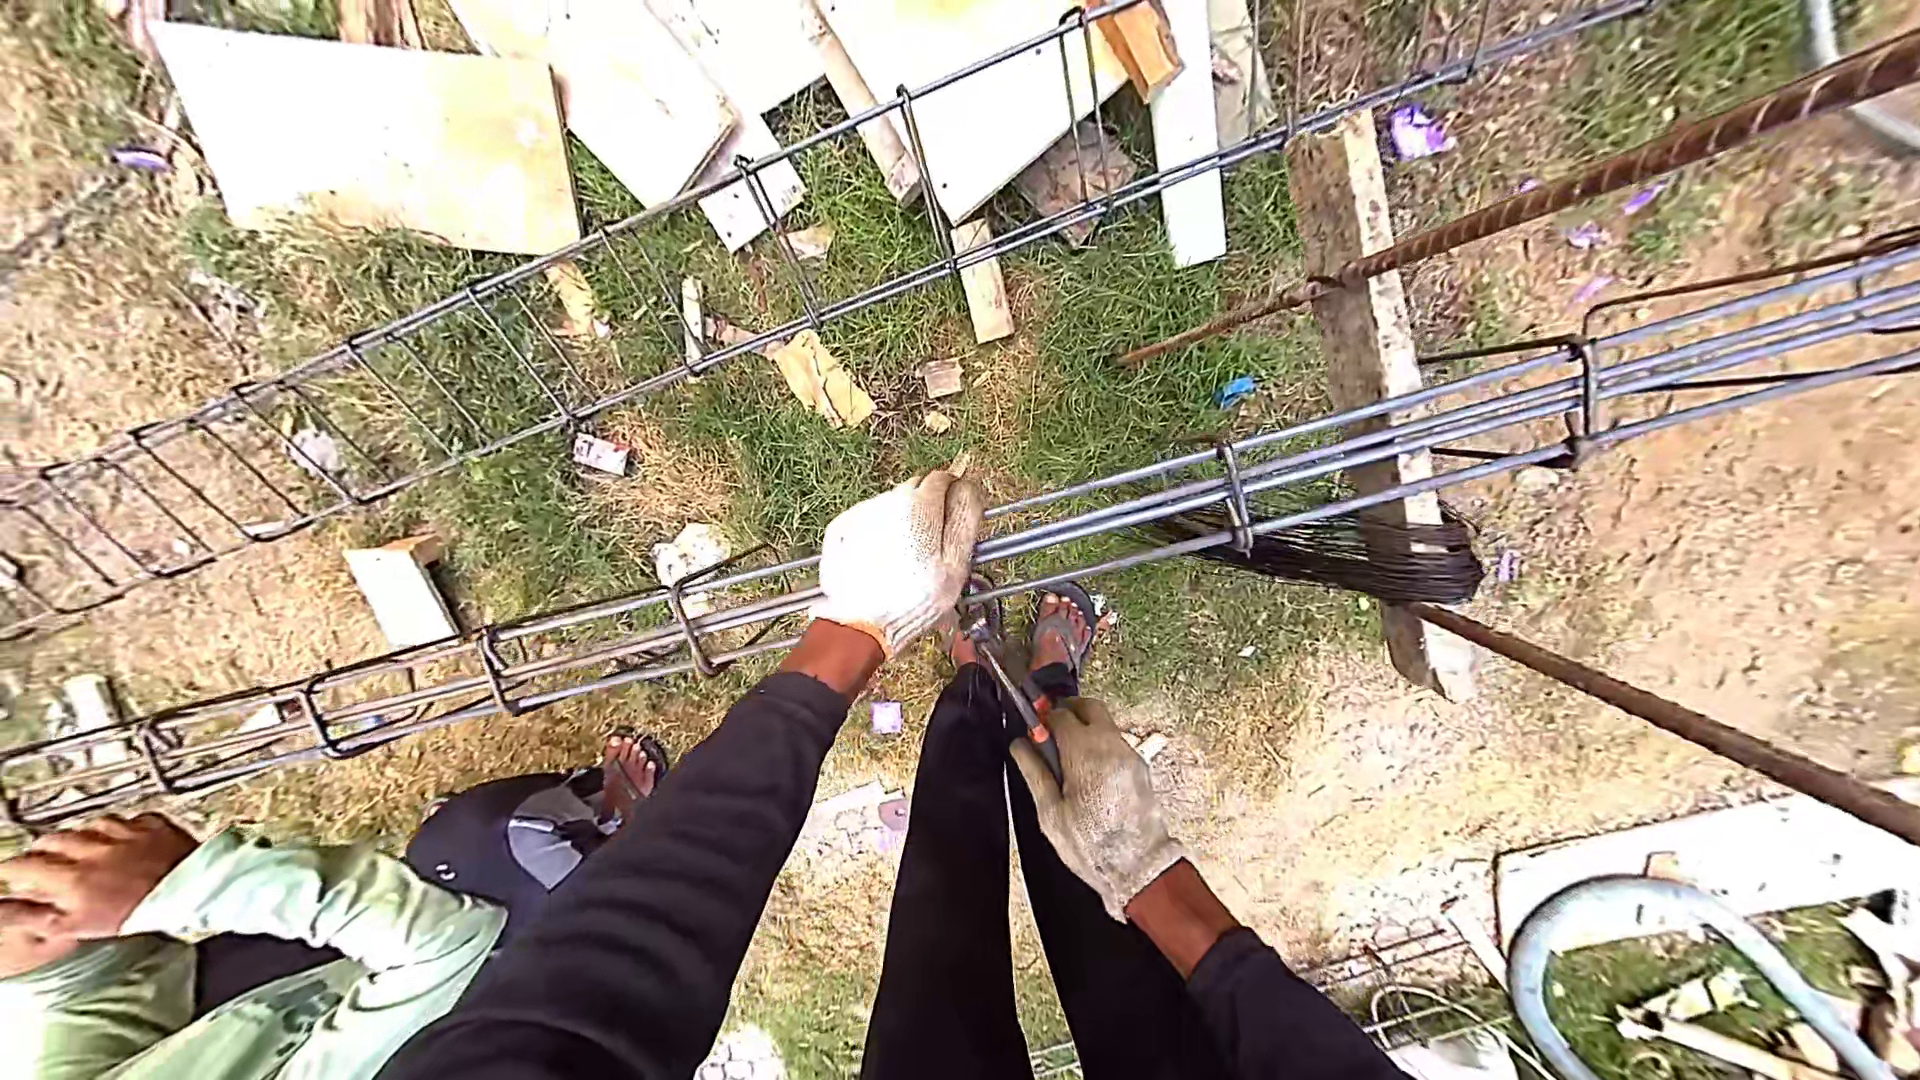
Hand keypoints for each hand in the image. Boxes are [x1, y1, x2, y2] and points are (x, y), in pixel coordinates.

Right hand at [0, 813, 197, 973]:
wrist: (187, 891)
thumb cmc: (129, 912)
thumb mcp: (67, 924)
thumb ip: (24, 915)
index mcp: (70, 876)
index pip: (21, 864)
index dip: (10, 869)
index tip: (11, 872)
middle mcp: (98, 850)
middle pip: (55, 838)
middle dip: (43, 848)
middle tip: (44, 857)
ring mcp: (132, 834)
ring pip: (94, 823)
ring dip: (83, 833)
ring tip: (82, 844)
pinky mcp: (161, 826)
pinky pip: (137, 816)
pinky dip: (125, 823)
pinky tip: (123, 834)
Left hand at [811, 465, 985, 656]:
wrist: (859, 623)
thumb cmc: (912, 601)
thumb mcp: (955, 566)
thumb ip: (965, 520)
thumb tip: (967, 489)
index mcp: (921, 506)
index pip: (945, 480)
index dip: (953, 498)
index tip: (954, 518)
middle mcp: (889, 500)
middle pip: (918, 489)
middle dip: (928, 510)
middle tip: (930, 545)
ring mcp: (863, 511)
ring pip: (893, 504)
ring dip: (903, 522)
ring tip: (902, 559)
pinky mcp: (842, 525)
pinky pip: (869, 519)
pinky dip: (877, 533)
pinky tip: (880, 560)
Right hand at [1010, 698, 1184, 919]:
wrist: (1140, 870)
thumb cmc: (1091, 846)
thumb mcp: (1050, 813)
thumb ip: (1034, 771)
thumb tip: (1019, 745)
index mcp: (1085, 753)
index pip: (1061, 714)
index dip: (1043, 718)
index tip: (1034, 729)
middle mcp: (1111, 745)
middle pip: (1089, 706)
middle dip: (1068, 708)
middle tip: (1051, 726)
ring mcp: (1129, 754)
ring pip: (1104, 722)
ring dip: (1085, 726)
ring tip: (1067, 755)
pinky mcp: (1140, 766)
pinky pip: (1115, 741)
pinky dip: (1099, 743)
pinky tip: (1087, 769)